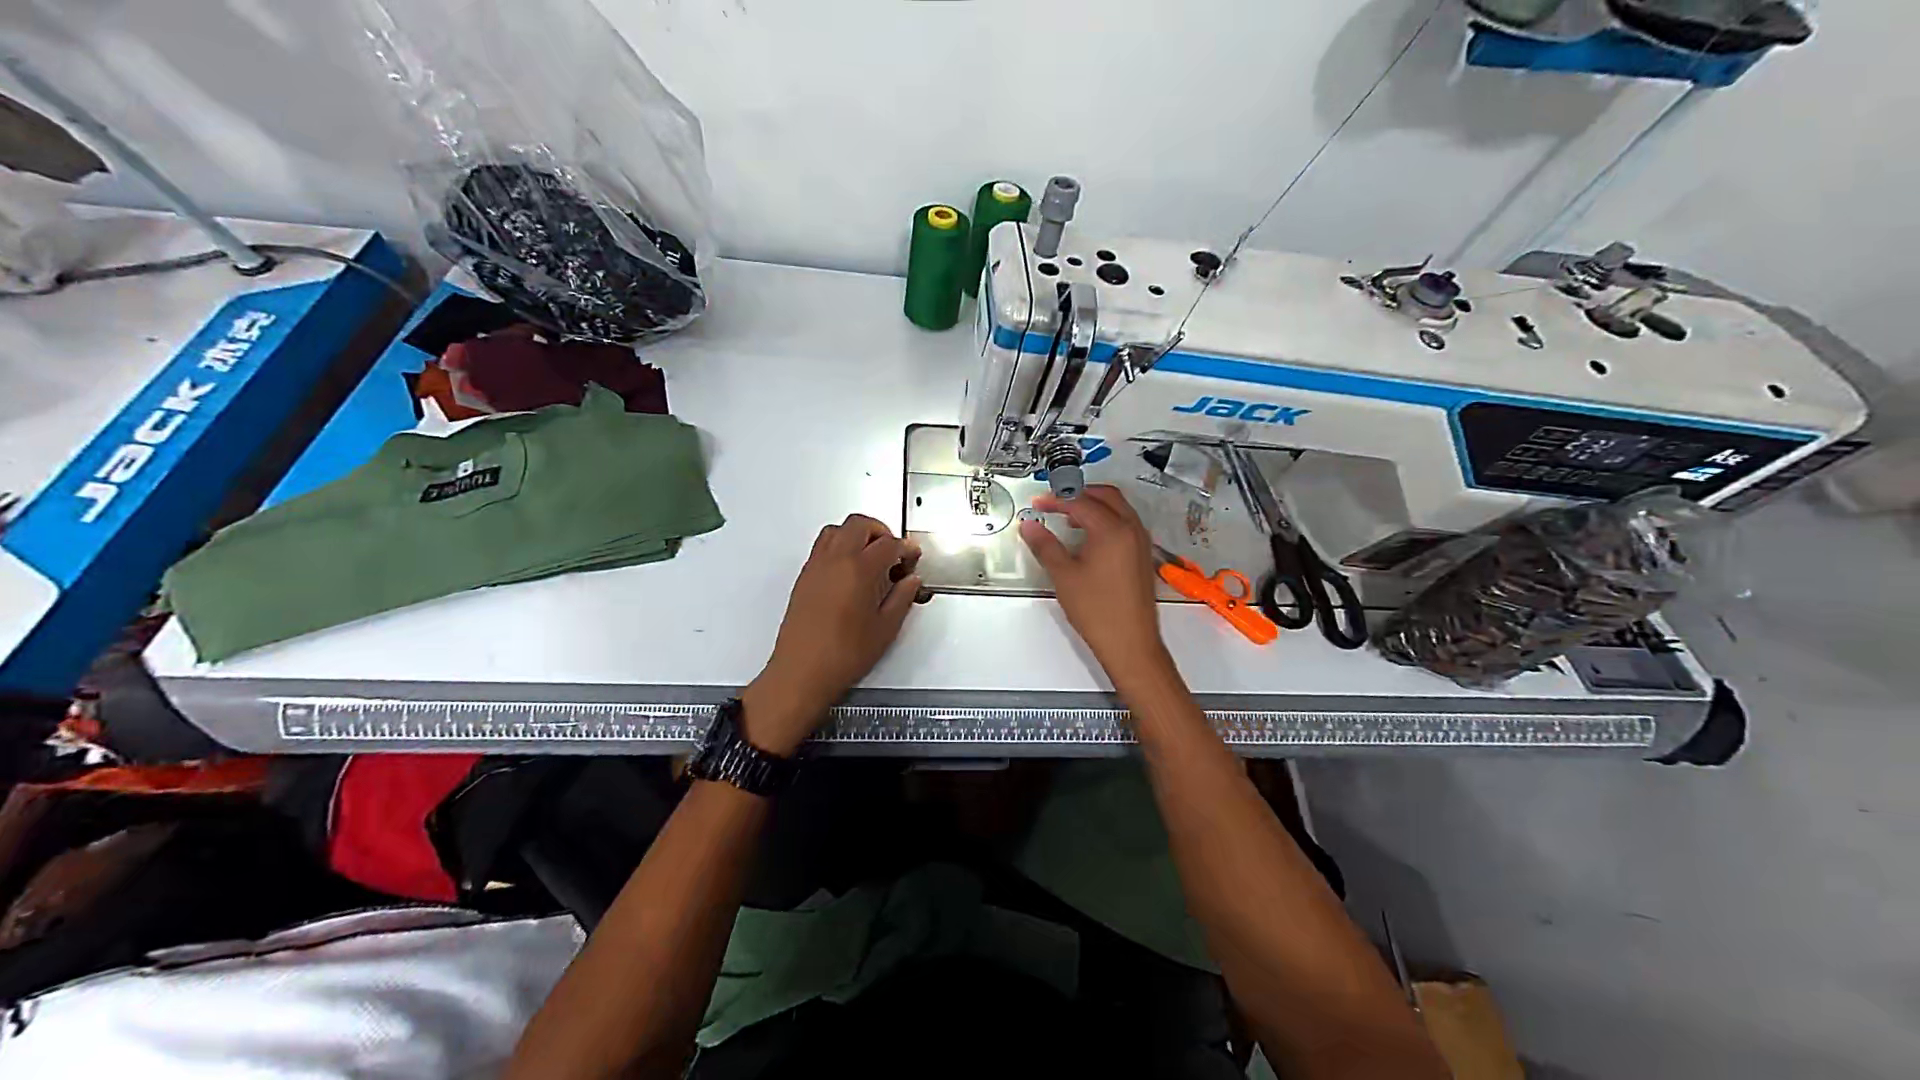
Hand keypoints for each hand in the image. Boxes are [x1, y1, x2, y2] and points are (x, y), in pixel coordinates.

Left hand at [741, 515, 922, 755]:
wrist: (802, 672)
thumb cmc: (839, 655)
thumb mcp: (885, 628)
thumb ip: (902, 598)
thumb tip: (910, 583)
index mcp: (859, 570)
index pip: (888, 544)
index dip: (905, 547)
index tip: (911, 555)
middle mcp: (835, 562)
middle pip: (860, 525)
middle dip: (881, 531)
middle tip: (893, 549)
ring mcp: (816, 567)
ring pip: (837, 530)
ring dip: (857, 534)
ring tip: (871, 553)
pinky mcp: (804, 578)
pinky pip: (822, 547)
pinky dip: (839, 546)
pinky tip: (850, 568)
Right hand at [1018, 485, 1175, 685]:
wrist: (1130, 643)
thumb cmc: (1100, 613)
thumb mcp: (1063, 575)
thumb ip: (1045, 545)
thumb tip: (1030, 526)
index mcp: (1112, 530)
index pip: (1080, 501)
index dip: (1056, 499)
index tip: (1039, 503)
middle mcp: (1132, 530)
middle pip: (1105, 495)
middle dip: (1078, 494)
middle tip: (1054, 502)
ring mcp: (1141, 542)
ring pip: (1118, 507)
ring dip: (1094, 505)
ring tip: (1068, 516)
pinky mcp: (1142, 555)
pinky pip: (1125, 523)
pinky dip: (1106, 518)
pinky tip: (1088, 535)